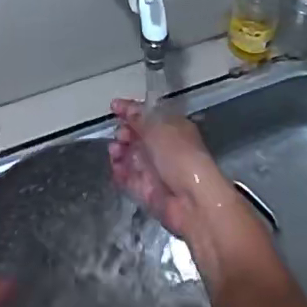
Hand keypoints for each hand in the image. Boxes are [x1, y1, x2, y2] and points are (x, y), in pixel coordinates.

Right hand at [107, 99, 235, 239]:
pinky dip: (120, 172)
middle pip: (138, 136)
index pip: (148, 115)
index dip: (130, 110)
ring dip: (120, 151)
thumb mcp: (157, 128)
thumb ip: (139, 118)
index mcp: (172, 127)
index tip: (113, 106)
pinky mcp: (148, 190)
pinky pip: (129, 178)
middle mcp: (164, 147)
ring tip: (115, 151)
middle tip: (119, 135)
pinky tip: (115, 167)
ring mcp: (156, 170)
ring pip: (131, 156)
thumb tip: (128, 110)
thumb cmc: (178, 155)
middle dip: (124, 132)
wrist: (192, 200)